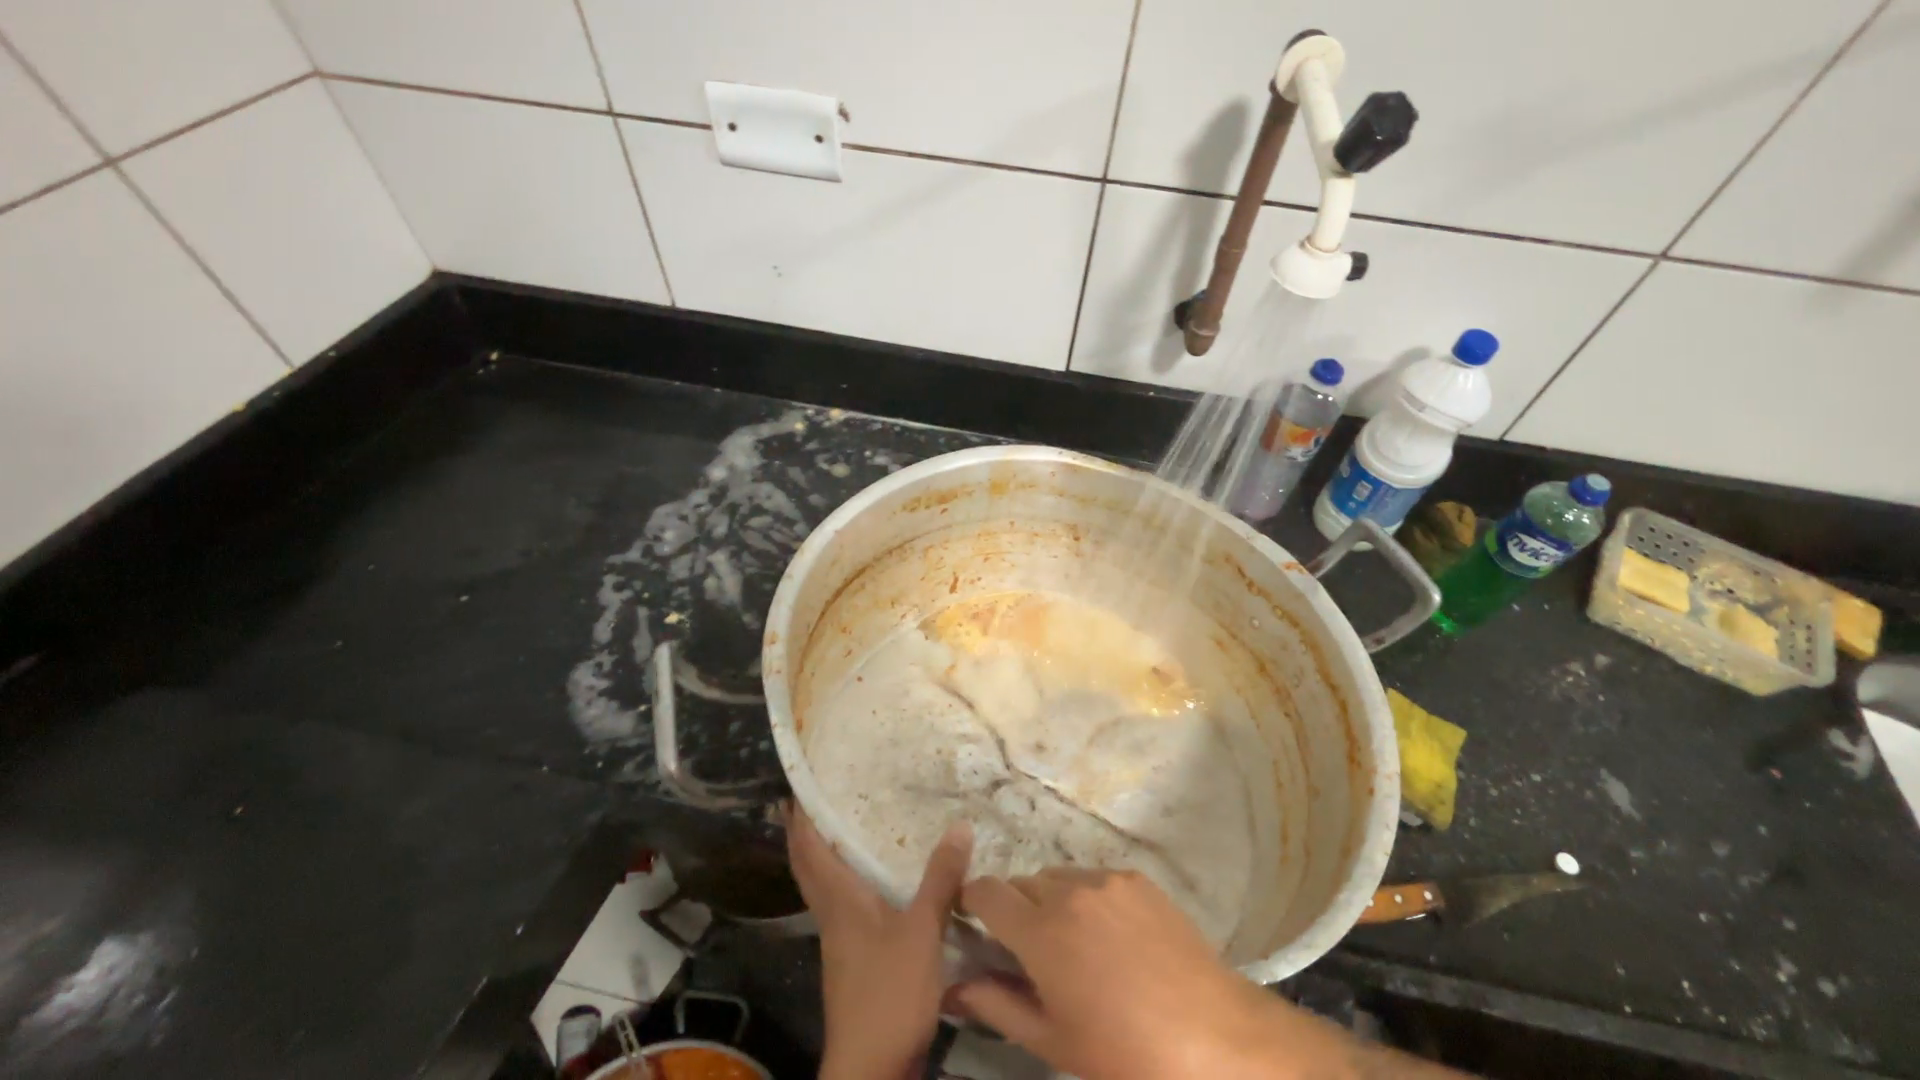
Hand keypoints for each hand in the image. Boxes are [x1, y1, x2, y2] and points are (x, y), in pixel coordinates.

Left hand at [787, 805, 971, 1079]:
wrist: (871, 1067)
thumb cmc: (888, 994)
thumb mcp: (922, 933)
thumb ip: (940, 880)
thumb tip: (958, 825)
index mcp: (839, 902)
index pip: (809, 850)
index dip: (801, 817)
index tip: (799, 783)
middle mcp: (833, 916)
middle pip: (810, 868)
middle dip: (807, 833)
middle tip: (817, 798)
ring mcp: (842, 942)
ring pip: (827, 888)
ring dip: (829, 858)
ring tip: (850, 830)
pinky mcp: (856, 962)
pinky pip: (848, 908)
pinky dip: (853, 885)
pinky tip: (880, 885)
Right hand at [950, 867, 1270, 1079]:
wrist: (1213, 1037)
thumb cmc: (1122, 1050)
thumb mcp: (1051, 1039)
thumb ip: (996, 1004)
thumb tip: (955, 987)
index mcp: (1041, 930)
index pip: (985, 891)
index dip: (971, 904)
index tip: (973, 926)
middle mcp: (1070, 891)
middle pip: (1021, 883)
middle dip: (1014, 910)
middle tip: (1030, 953)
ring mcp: (1108, 881)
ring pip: (1059, 877)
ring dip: (1052, 901)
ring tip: (1075, 946)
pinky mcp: (1139, 880)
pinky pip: (1096, 879)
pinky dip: (1088, 898)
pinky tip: (1110, 938)